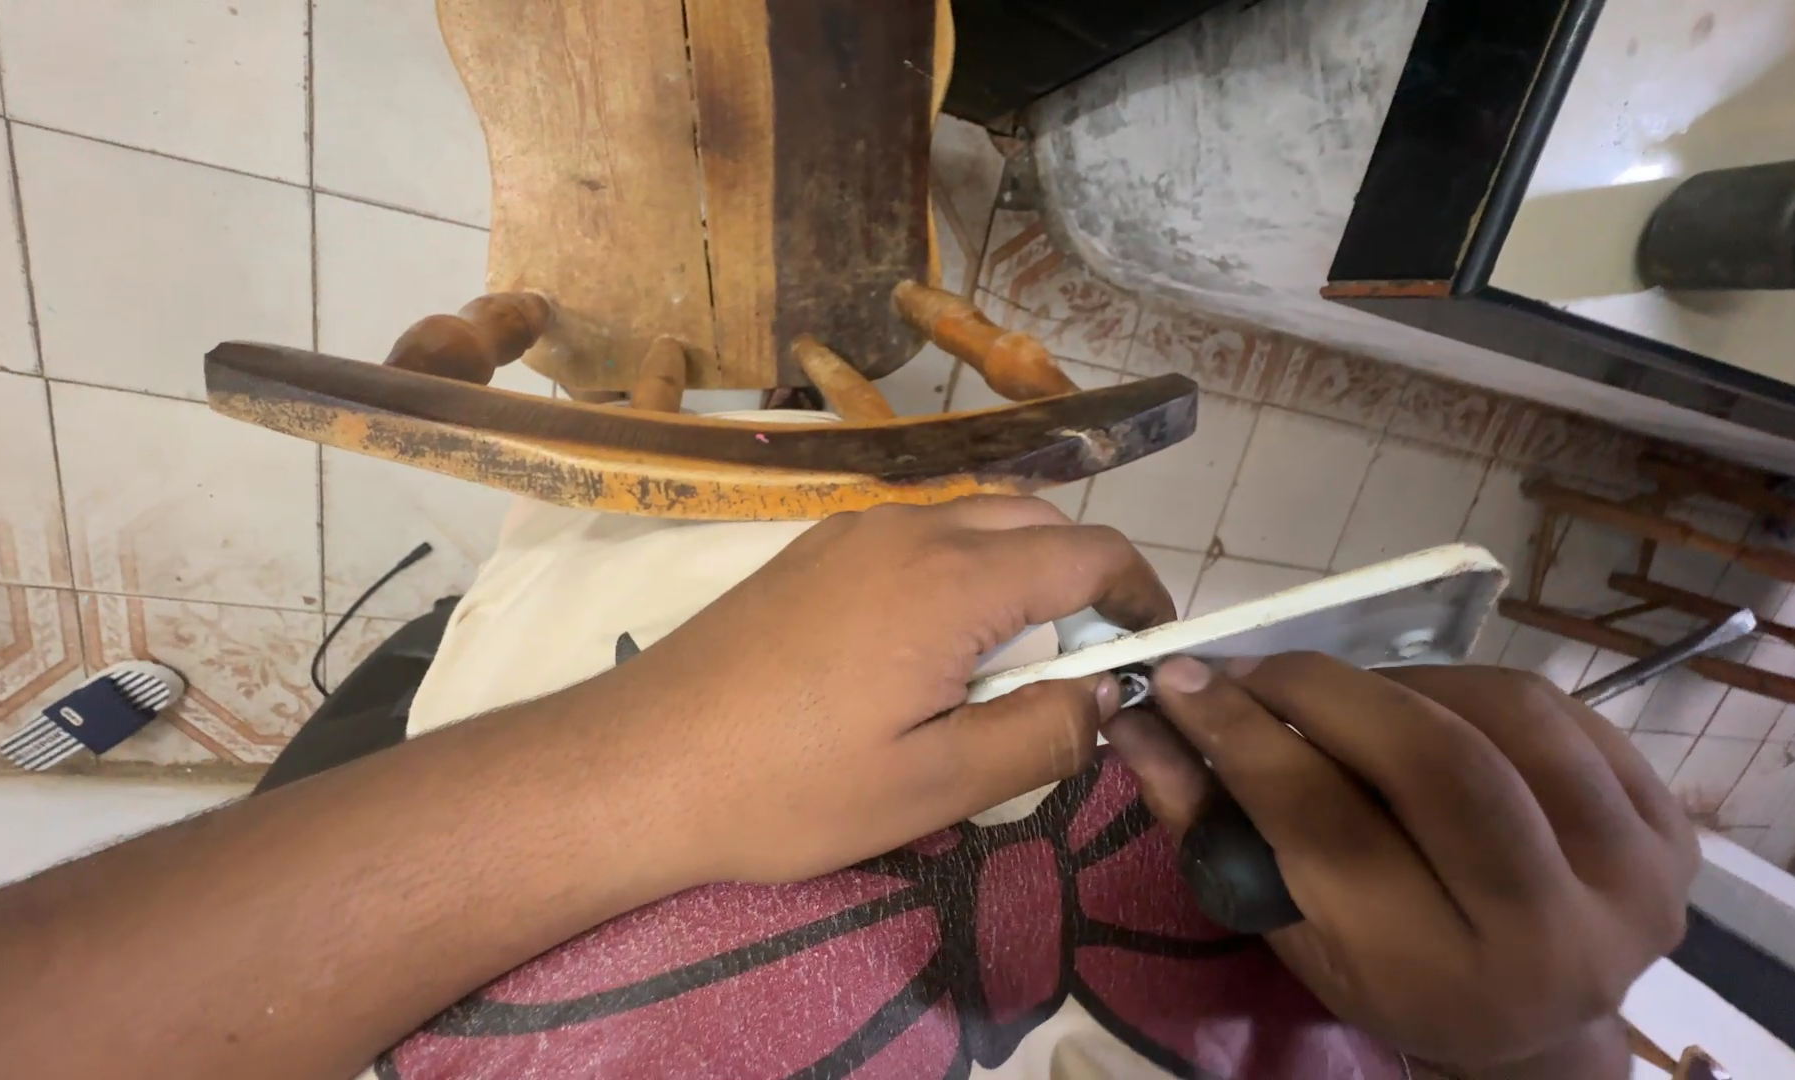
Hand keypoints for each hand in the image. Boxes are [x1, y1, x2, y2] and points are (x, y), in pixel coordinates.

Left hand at [589, 496, 1174, 885]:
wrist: (644, 759)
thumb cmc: (792, 783)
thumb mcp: (936, 784)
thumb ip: (1042, 732)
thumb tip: (1102, 692)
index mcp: (954, 578)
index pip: (1088, 552)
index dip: (1139, 592)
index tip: (1150, 643)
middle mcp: (910, 527)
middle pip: (1035, 523)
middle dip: (1080, 580)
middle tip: (1071, 665)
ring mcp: (856, 529)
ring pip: (975, 521)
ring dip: (1015, 574)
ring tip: (996, 662)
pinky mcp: (817, 547)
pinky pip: (918, 535)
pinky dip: (957, 570)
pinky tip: (923, 642)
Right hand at [1104, 655, 1696, 1076]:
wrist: (1522, 1013)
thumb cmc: (1369, 963)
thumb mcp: (1270, 911)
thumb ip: (1196, 812)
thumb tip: (1128, 719)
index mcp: (1433, 971)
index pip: (1324, 821)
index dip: (1240, 733)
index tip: (1178, 677)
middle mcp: (1555, 934)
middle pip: (1432, 759)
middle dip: (1317, 688)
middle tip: (1251, 668)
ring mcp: (1637, 876)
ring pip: (1500, 711)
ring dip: (1393, 684)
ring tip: (1340, 700)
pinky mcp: (1679, 825)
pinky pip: (1555, 707)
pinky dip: (1465, 685)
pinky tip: (1422, 708)